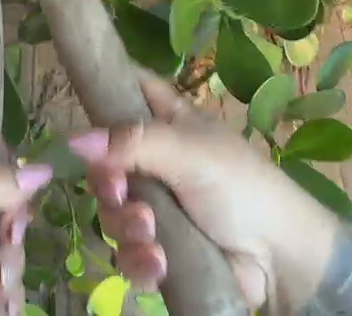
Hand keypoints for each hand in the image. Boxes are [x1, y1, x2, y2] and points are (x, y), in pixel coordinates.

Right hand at [64, 74, 343, 311]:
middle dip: (108, 182)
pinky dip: (139, 261)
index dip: (102, 88)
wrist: (277, 256)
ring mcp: (156, 205)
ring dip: (125, 226)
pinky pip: (127, 253)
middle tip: (121, 193)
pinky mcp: (159, 249)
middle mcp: (156, 159)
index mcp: (167, 120)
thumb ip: (133, 142)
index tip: (75, 102)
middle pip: (105, 161)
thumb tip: (74, 139)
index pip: (127, 88)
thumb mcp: (188, 151)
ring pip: (112, 211)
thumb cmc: (239, 184)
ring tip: (151, 233)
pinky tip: (159, 264)